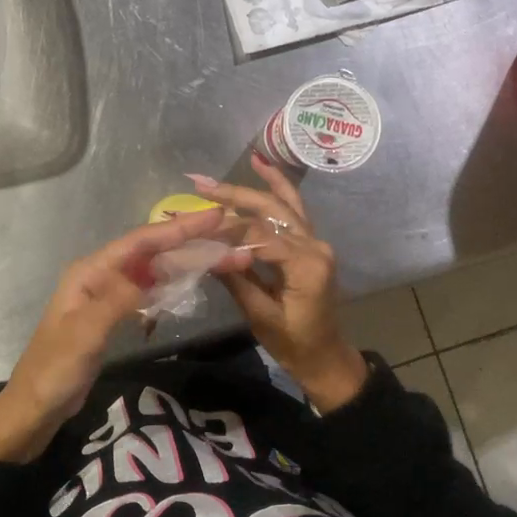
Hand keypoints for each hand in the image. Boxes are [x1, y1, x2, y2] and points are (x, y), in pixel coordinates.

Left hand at [0, 207, 228, 463]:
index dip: (177, 228)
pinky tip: (194, 282)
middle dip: (189, 242)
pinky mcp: (114, 316)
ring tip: (223, 255)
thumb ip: (118, 301)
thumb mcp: (85, 335)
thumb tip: (153, 276)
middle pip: (150, 251)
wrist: (35, 407)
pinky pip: (149, 291)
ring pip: (153, 269)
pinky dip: (173, 284)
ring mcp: (107, 296)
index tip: (213, 217)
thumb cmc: (55, 369)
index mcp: (90, 272)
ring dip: (185, 261)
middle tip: (230, 234)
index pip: (140, 242)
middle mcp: (100, 276)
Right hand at [191, 155, 368, 412]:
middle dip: (234, 196)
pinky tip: (265, 169)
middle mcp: (315, 246)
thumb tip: (204, 248)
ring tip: (244, 159)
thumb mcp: (260, 315)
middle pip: (271, 210)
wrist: (324, 357)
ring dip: (259, 183)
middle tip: (200, 184)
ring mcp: (316, 243)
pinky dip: (280, 189)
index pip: (257, 234)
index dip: (223, 228)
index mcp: (305, 265)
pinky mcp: (311, 245)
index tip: (192, 223)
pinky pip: (295, 211)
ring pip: (285, 204)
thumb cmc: (293, 343)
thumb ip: (235, 277)